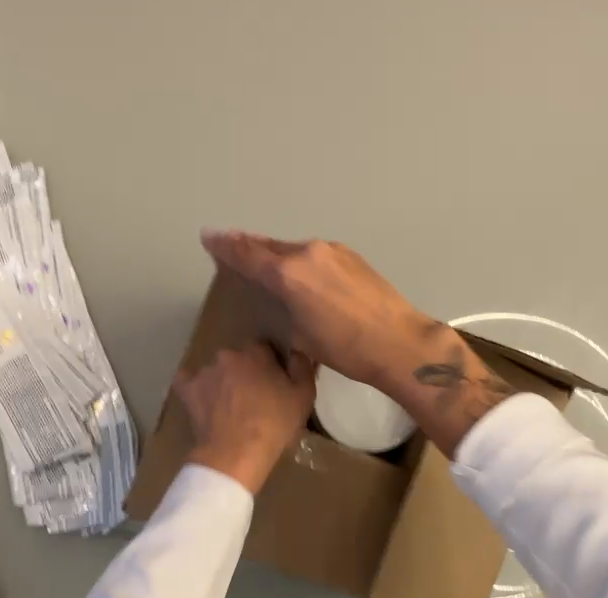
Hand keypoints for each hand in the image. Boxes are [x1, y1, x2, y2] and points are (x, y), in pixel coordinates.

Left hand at [174, 341, 316, 493]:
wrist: (236, 453)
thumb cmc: (274, 425)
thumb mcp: (304, 397)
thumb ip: (302, 367)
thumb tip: (297, 351)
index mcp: (256, 353)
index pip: (264, 348)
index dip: (269, 365)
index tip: (274, 383)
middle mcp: (228, 356)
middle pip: (238, 359)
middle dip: (245, 373)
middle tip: (252, 398)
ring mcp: (205, 372)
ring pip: (215, 371)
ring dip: (222, 382)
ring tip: (228, 407)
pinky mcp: (188, 391)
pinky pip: (187, 381)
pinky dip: (193, 386)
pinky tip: (201, 398)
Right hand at [200, 230, 512, 455]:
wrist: (398, 342)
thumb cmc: (346, 349)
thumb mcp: (302, 337)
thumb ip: (284, 312)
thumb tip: (282, 304)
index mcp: (290, 273)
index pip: (249, 254)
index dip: (226, 247)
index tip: (209, 238)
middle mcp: (309, 253)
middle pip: (270, 247)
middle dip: (248, 247)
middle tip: (229, 246)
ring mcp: (333, 252)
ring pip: (294, 250)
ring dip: (276, 255)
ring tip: (264, 263)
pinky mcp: (351, 258)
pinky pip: (315, 255)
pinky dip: (300, 261)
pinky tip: (302, 276)